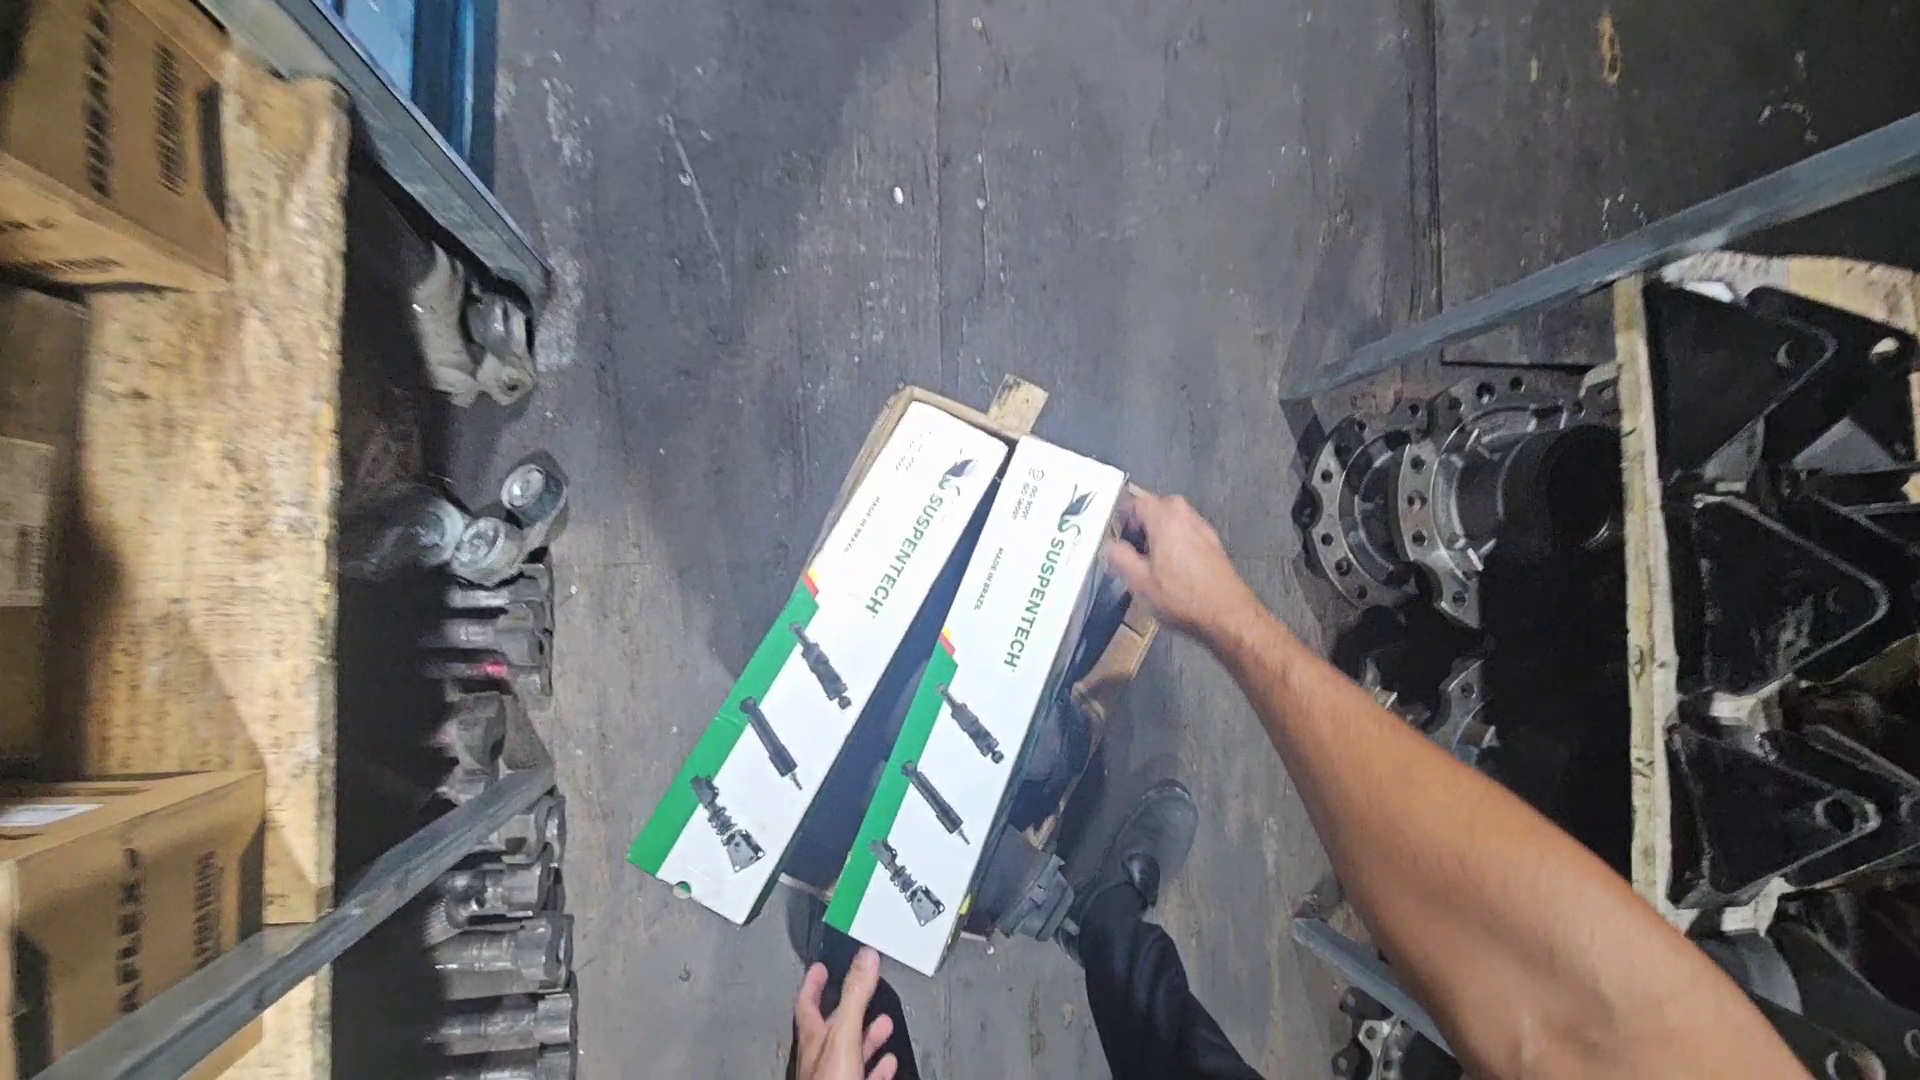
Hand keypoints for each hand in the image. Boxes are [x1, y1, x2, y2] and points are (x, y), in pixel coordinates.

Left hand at [794, 948, 897, 1079]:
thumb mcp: (844, 1035)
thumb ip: (855, 995)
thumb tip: (865, 955)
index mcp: (814, 1041)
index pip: (807, 1005)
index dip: (812, 984)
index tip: (819, 968)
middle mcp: (820, 1060)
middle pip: (833, 1027)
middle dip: (850, 1005)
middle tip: (864, 988)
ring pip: (851, 1052)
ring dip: (868, 1035)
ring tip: (886, 1022)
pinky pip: (865, 1077)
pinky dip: (878, 1067)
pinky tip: (888, 1063)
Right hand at [1105, 491, 1262, 644]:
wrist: (1228, 616)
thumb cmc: (1180, 597)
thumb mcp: (1139, 581)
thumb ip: (1119, 558)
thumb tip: (1109, 546)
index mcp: (1165, 519)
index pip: (1137, 501)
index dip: (1121, 516)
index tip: (1114, 536)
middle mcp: (1186, 516)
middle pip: (1157, 506)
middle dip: (1140, 523)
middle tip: (1130, 547)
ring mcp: (1203, 529)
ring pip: (1173, 520)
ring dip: (1158, 533)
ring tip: (1148, 560)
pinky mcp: (1213, 545)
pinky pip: (1186, 532)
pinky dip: (1174, 541)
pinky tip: (1171, 569)